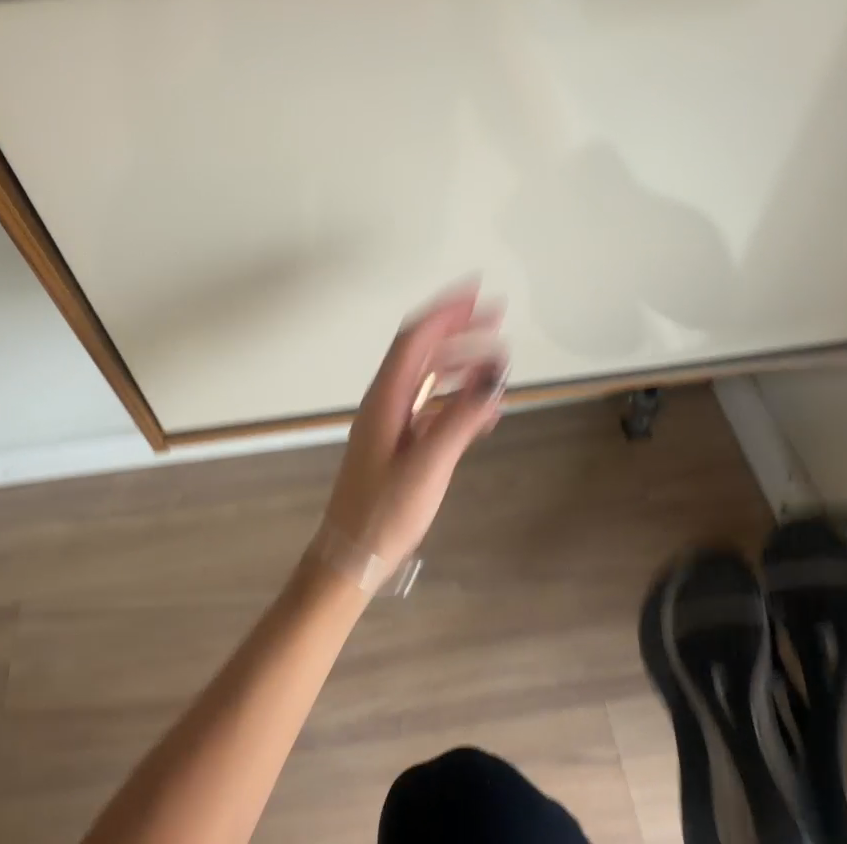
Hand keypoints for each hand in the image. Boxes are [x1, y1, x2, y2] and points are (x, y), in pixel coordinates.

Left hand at [316, 285, 507, 583]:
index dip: (446, 311)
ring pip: (428, 378)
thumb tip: (492, 379)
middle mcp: (386, 403)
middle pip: (423, 351)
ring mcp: (390, 424)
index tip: (478, 291)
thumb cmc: (384, 513)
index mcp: (386, 399)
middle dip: (458, 328)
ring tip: (496, 356)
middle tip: (496, 316)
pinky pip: (431, 407)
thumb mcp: (427, 467)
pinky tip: (482, 408)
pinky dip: (457, 397)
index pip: (416, 339)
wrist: (350, 555)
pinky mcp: (398, 445)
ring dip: (460, 361)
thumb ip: (460, 421)